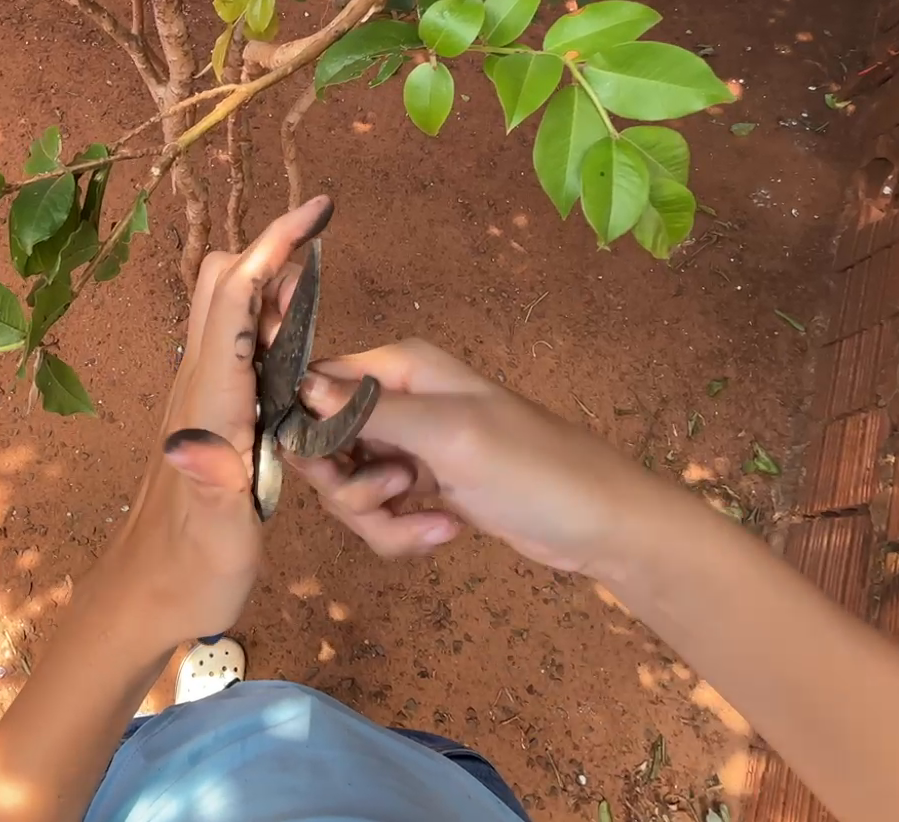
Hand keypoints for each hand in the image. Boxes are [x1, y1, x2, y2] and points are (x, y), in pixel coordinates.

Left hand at [84, 198, 330, 650]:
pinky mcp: (211, 408)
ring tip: (317, 296)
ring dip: (272, 284)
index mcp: (209, 398)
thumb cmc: (191, 569)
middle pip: (221, 284)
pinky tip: (297, 346)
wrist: (151, 591)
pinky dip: (270, 322)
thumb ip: (211, 487)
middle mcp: (199, 380)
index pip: (233, 299)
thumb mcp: (216, 538)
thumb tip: (193, 440)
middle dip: (271, 253)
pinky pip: (238, 342)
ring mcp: (202, 391)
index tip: (315, 212)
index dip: (272, 246)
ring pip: (229, 308)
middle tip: (322, 263)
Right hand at [297, 339, 653, 577]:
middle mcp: (393, 401)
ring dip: (377, 515)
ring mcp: (404, 446)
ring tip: (432, 520)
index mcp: (398, 368)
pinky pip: (376, 512)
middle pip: (321, 443)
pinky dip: (400, 531)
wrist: (600, 527)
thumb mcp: (447, 433)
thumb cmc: (529, 467)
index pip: (316, 384)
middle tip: (386, 495)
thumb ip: (370, 409)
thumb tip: (299, 386)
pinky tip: (445, 530)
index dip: (305, 426)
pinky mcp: (415, 486)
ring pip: (346, 485)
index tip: (323, 466)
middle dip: (346, 483)